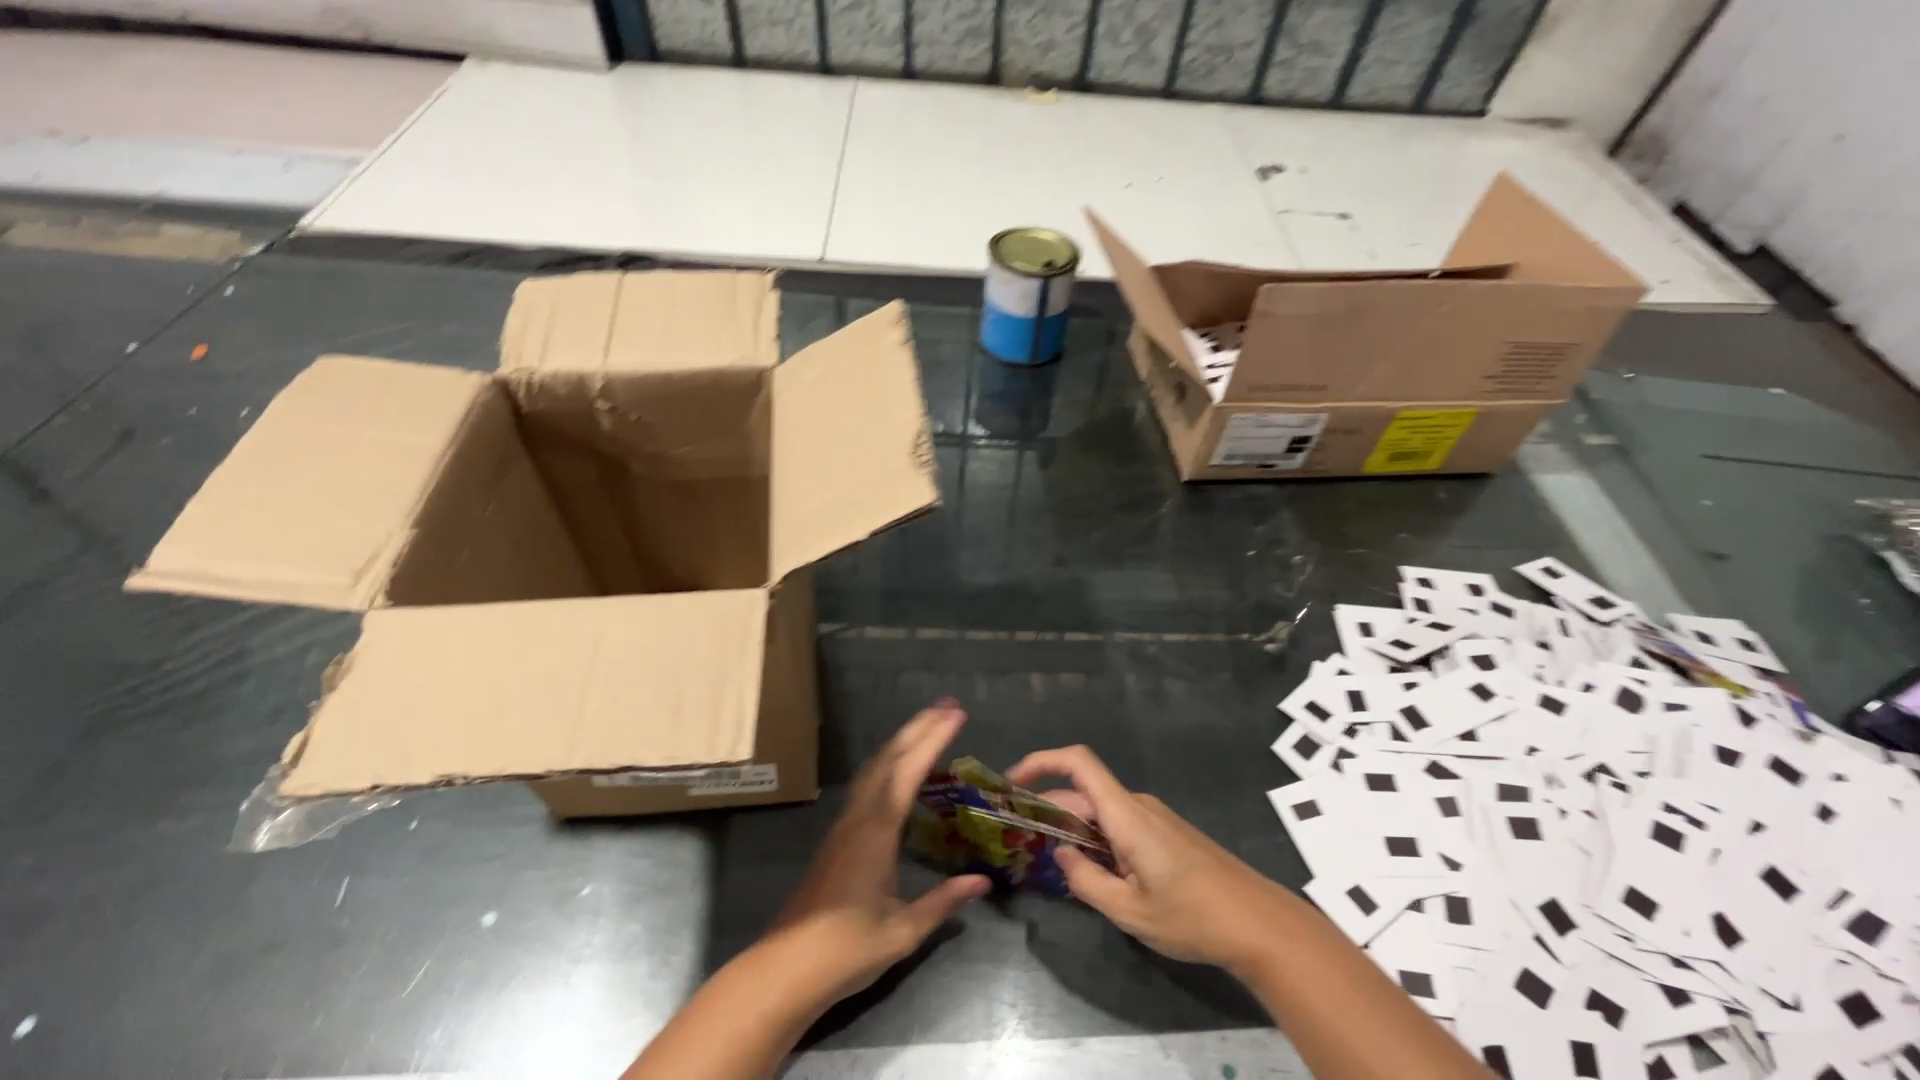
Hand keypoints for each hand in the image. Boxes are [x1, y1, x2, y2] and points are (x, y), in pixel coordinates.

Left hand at [762, 700, 990, 1003]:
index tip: (956, 715)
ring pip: (872, 771)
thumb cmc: (845, 950)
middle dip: (917, 729)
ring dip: (900, 744)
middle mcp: (857, 820)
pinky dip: (887, 767)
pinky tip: (897, 775)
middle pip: (887, 761)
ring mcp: (842, 828)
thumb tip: (981, 881)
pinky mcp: (836, 841)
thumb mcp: (903, 931)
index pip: (907, 773)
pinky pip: (865, 788)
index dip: (932, 741)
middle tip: (947, 706)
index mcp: (876, 833)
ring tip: (926, 727)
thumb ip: (942, 902)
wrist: (785, 969)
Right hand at [1007, 745, 1293, 973]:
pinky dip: (1096, 838)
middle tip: (1019, 843)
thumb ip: (1086, 882)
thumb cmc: (1193, 917)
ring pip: (1101, 810)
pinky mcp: (1168, 834)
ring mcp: (1157, 819)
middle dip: (1048, 811)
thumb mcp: (1129, 911)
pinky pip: (1120, 824)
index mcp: (1127, 815)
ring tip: (1051, 863)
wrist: (1260, 924)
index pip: (1079, 763)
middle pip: (1084, 792)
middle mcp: (1140, 806)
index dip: (1041, 761)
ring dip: (1073, 829)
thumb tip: (1061, 855)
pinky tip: (1092, 872)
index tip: (1011, 783)